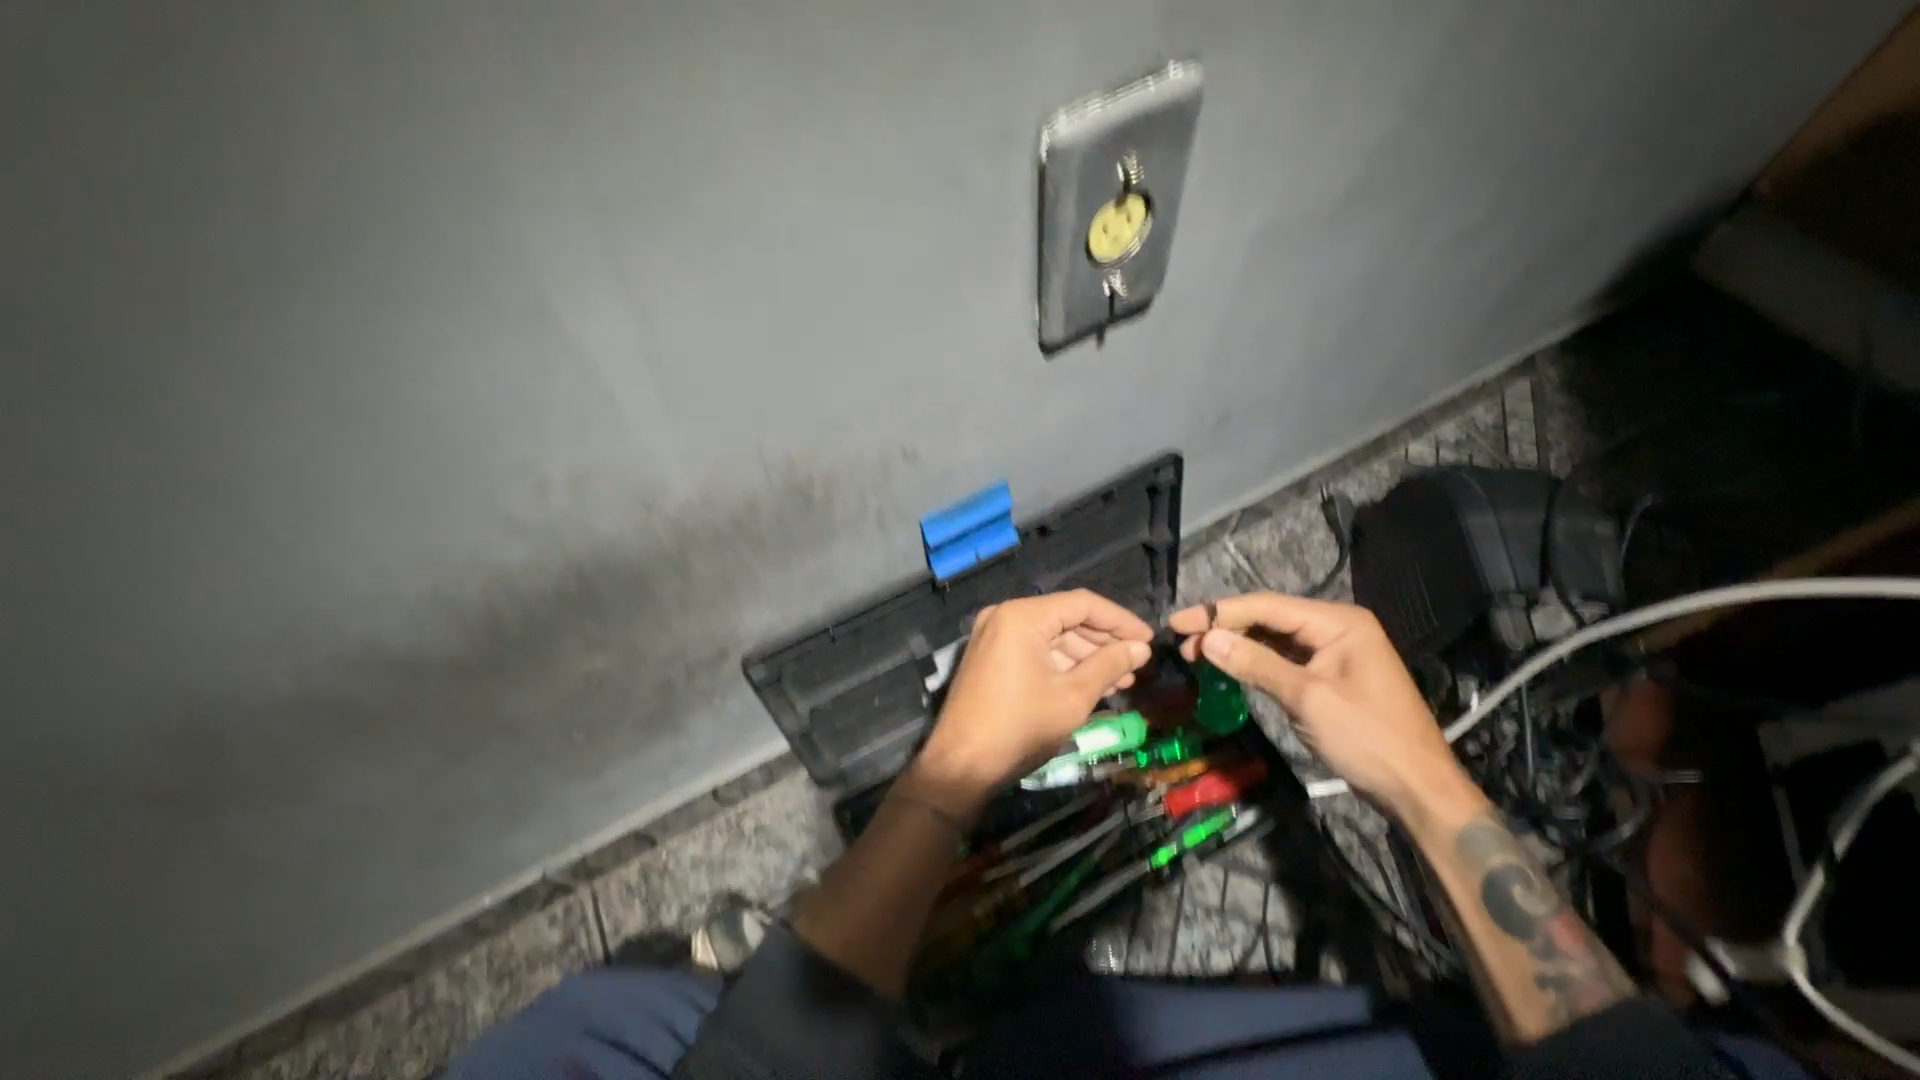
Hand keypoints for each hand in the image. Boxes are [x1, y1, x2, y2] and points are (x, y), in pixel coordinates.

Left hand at [910, 590, 1153, 810]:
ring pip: (1052, 636)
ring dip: (1087, 656)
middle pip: (1066, 618)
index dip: (1120, 621)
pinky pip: (1035, 651)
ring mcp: (994, 637)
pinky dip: (1063, 665)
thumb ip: (1109, 665)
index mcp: (1022, 616)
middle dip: (1104, 641)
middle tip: (1138, 663)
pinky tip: (1093, 684)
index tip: (1149, 640)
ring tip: (1123, 679)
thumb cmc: (1020, 727)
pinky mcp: (990, 658)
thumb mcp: (1073, 696)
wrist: (962, 765)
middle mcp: (1004, 616)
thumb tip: (1140, 648)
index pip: (1083, 604)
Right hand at [1167, 593, 1461, 814]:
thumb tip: (1207, 639)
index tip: (1177, 623)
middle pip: (1270, 618)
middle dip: (1225, 629)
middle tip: (1182, 645)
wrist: (1418, 788)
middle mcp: (1337, 628)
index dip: (1219, 613)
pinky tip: (1229, 667)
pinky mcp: (1331, 677)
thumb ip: (1256, 664)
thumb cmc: (1367, 738)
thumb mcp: (1307, 698)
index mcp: (1339, 622)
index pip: (1268, 606)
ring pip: (1275, 639)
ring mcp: (1335, 653)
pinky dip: (1256, 663)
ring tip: (1196, 655)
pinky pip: (1285, 660)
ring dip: (1237, 646)